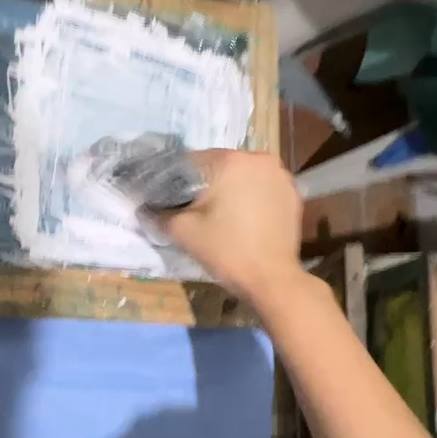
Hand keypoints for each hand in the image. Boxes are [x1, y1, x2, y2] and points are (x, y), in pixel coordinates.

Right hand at [155, 149, 305, 304]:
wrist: (271, 279)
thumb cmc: (225, 250)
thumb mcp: (183, 232)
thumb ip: (159, 215)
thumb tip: (143, 210)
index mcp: (229, 161)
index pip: (192, 161)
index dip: (178, 180)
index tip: (172, 199)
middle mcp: (258, 159)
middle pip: (220, 165)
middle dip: (207, 183)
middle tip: (196, 209)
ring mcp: (281, 175)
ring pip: (243, 175)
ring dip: (231, 188)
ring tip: (221, 214)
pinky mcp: (293, 194)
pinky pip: (263, 187)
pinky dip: (252, 197)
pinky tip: (245, 217)